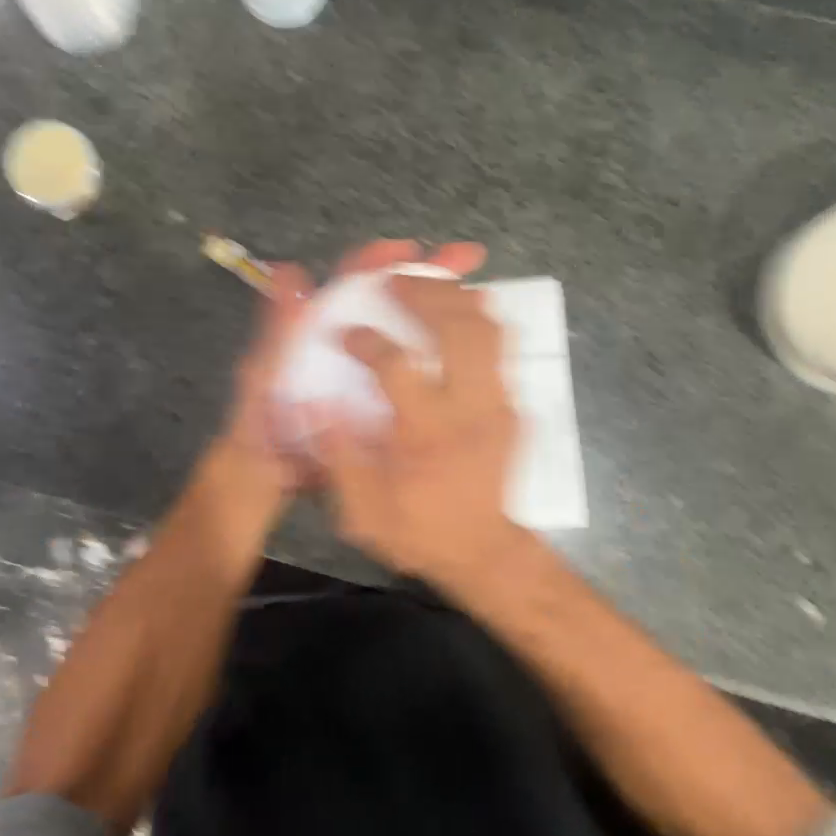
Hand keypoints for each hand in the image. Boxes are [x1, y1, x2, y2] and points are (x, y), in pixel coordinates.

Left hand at [210, 240, 486, 498]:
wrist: (267, 480)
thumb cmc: (259, 422)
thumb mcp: (264, 374)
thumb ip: (279, 329)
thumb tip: (292, 271)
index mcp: (318, 330)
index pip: (353, 284)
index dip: (380, 262)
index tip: (411, 252)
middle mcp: (347, 344)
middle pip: (390, 302)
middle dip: (427, 278)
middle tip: (467, 261)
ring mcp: (365, 374)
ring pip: (406, 337)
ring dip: (441, 315)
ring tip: (480, 299)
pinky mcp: (378, 404)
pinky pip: (411, 380)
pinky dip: (438, 365)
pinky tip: (469, 360)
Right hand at [315, 274, 525, 588]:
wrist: (484, 553)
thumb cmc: (418, 532)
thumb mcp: (363, 513)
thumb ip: (341, 457)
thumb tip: (321, 404)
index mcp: (427, 433)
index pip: (397, 364)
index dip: (367, 341)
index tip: (347, 335)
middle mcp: (470, 409)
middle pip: (458, 327)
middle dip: (423, 294)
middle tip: (393, 282)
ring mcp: (500, 403)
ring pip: (489, 328)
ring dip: (456, 298)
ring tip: (426, 287)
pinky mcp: (514, 406)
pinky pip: (503, 345)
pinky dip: (479, 319)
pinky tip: (455, 312)